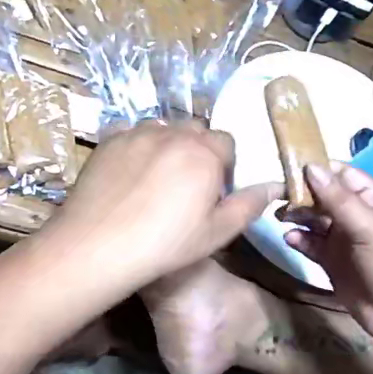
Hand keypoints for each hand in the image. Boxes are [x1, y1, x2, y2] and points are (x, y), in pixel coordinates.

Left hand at [45, 120, 279, 287]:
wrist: (97, 245)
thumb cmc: (164, 245)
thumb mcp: (216, 233)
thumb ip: (248, 205)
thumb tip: (275, 185)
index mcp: (205, 154)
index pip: (226, 142)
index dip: (224, 164)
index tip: (214, 189)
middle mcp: (173, 135)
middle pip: (195, 130)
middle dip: (198, 149)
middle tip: (187, 184)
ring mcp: (138, 133)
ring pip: (163, 128)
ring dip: (168, 144)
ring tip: (157, 177)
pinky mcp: (109, 141)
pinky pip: (132, 133)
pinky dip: (138, 146)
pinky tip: (130, 174)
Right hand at [285, 162, 372, 344]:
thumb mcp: (372, 229)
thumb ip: (339, 199)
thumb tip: (311, 167)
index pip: (344, 176)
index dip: (319, 170)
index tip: (289, 166)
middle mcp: (361, 217)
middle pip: (326, 196)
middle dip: (303, 193)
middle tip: (277, 193)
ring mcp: (346, 241)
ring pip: (317, 220)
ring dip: (298, 215)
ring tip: (279, 215)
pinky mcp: (334, 263)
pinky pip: (313, 245)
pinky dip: (300, 240)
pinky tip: (289, 238)